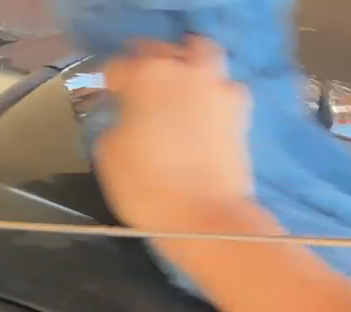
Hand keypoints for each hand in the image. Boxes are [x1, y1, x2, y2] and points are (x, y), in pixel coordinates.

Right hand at [96, 37, 264, 235]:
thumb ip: (113, 127)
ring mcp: (217, 86)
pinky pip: (222, 88)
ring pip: (200, 56)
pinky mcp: (240, 110)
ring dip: (187, 66)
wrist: (205, 220)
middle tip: (142, 91)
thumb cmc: (149, 192)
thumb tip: (122, 122)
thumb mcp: (110, 160)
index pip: (119, 67)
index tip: (110, 100)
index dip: (112, 85)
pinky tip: (204, 113)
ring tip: (179, 89)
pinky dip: (212, 94)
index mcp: (145, 76)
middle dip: (148, 67)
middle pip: (161, 52)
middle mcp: (184, 69)